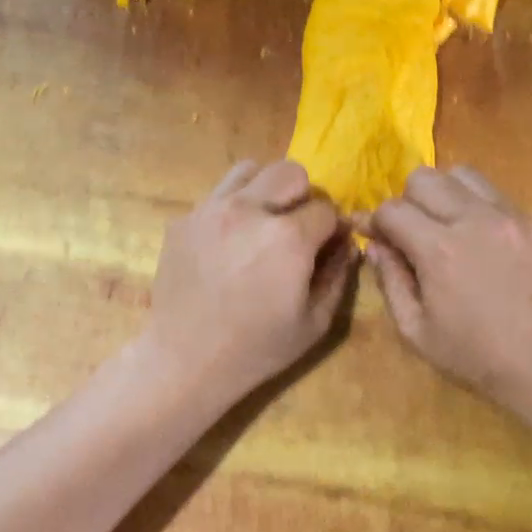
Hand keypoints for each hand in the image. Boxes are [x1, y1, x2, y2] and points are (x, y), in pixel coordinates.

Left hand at [143, 160, 355, 398]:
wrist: (186, 360)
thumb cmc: (257, 350)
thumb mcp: (314, 323)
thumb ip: (337, 276)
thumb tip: (347, 245)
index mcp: (288, 238)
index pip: (325, 207)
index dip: (331, 227)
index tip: (326, 245)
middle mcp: (249, 211)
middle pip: (290, 172)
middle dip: (302, 197)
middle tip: (295, 229)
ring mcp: (211, 210)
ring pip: (250, 170)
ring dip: (265, 191)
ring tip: (261, 225)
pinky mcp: (184, 220)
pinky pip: (216, 196)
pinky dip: (231, 209)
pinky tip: (227, 244)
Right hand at [368, 166, 531, 408]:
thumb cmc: (474, 355)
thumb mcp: (416, 331)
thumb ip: (391, 283)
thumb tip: (376, 247)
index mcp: (438, 249)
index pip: (392, 210)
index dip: (374, 221)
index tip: (371, 237)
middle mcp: (471, 219)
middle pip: (424, 178)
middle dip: (406, 202)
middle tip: (409, 234)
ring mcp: (506, 216)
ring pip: (461, 174)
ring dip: (442, 194)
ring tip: (443, 227)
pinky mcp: (530, 222)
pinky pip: (492, 192)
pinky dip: (473, 203)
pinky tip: (474, 237)